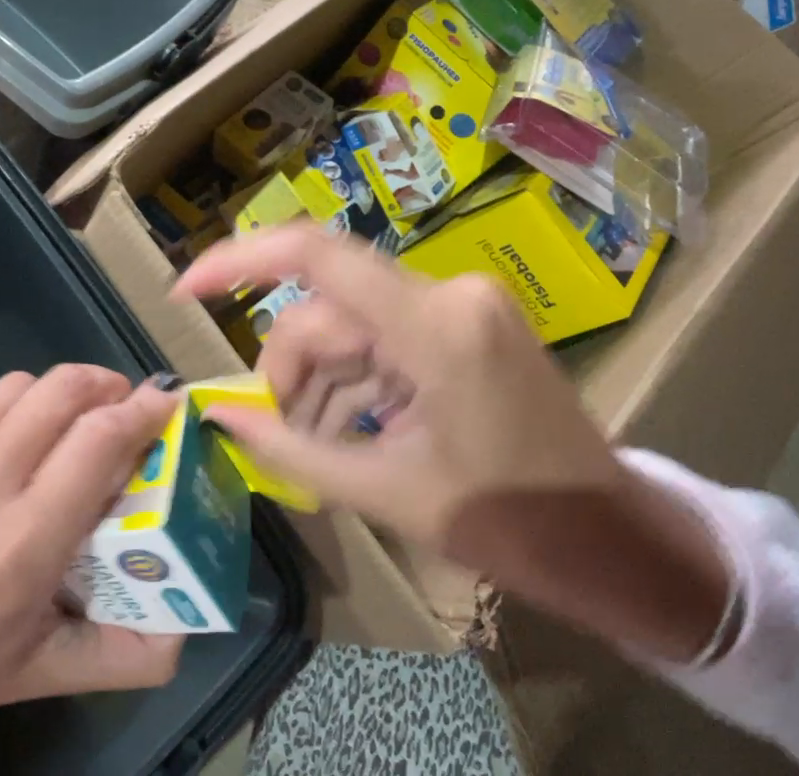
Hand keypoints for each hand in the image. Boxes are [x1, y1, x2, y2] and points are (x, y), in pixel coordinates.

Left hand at [0, 367, 183, 770]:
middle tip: (118, 404)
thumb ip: (134, 651)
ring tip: (58, 428)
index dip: (143, 410)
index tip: (165, 402)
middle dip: (103, 384)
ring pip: (13, 388)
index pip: (98, 441)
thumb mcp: (52, 670)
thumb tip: (193, 620)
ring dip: (51, 397)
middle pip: (59, 392)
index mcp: (22, 546)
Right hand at [175, 226, 730, 662]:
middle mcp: (448, 294)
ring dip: (321, 386)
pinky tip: (345, 434)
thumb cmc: (508, 524)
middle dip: (289, 373)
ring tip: (312, 450)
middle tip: (272, 436)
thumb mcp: (381, 491)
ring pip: (349, 330)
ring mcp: (460, 306)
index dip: (238, 261)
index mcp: (435, 326)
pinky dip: (354, 384)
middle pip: (326, 314)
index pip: (315, 256)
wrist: (614, 542)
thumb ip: (287, 448)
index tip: (185, 290)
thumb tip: (213, 414)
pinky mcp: (465, 325)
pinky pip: (382, 341)